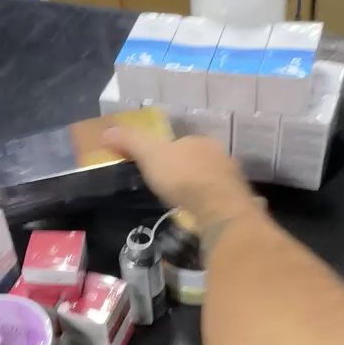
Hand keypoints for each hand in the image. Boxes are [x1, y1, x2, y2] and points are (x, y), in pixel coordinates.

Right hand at [104, 125, 256, 225]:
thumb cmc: (182, 177)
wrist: (219, 208)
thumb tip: (107, 131)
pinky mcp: (236, 200)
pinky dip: (209, 203)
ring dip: (198, 188)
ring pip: (210, 179)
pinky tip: (199, 213)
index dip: (166, 154)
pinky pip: (219, 198)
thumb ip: (130, 142)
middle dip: (184, 171)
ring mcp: (231, 178)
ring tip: (183, 203)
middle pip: (196, 160)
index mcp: (199, 140)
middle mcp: (219, 154)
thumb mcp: (149, 156)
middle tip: (168, 188)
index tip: (154, 169)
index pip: (180, 143)